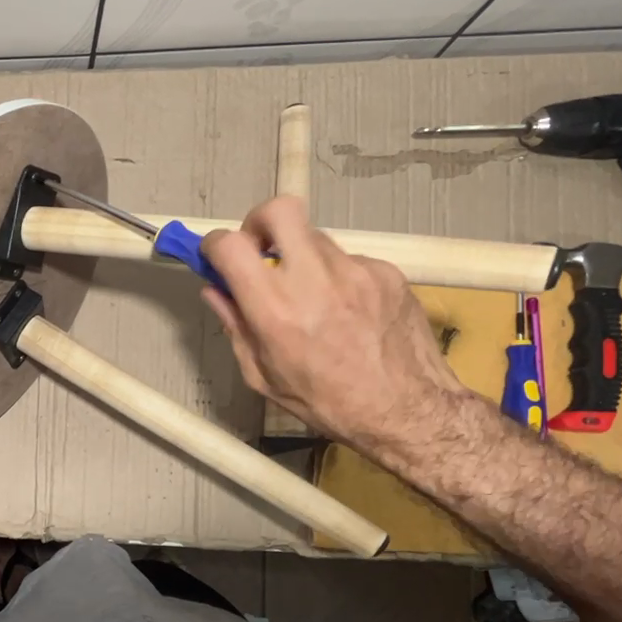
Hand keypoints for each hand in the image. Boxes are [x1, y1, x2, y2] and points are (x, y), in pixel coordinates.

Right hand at [200, 196, 468, 451]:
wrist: (407, 410)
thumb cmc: (327, 402)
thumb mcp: (263, 376)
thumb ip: (236, 327)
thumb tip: (216, 292)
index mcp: (275, 311)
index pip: (232, 246)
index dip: (215, 244)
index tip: (214, 255)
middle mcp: (315, 280)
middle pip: (280, 210)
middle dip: (260, 222)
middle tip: (259, 248)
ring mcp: (356, 270)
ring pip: (315, 238)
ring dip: (300, 256)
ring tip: (308, 295)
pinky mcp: (387, 272)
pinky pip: (348, 260)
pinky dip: (336, 277)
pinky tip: (345, 311)